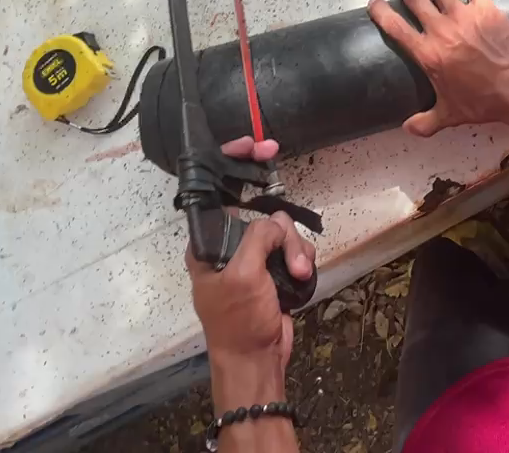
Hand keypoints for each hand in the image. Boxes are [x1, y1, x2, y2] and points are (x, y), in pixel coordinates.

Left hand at [185, 138, 315, 374]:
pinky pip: (294, 247)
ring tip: (297, 273)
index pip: (218, 192)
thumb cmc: (239, 320)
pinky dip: (301, 259)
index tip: (254, 146)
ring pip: (283, 230)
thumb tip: (275, 223)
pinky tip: (301, 277)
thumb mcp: (243, 274)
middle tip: (291, 237)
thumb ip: (258, 236)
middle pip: (261, 210)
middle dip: (281, 226)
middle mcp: (228, 246)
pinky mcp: (274, 270)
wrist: (257, 361)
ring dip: (295, 249)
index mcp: (207, 244)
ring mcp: (253, 258)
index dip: (234, 164)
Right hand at [367, 0, 508, 139]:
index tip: (374, 3)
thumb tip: (407, 128)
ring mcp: (464, 15)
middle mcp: (441, 29)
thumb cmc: (482, 101)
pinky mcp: (486, 8)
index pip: (394, 26)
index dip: (380, 11)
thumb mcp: (450, 114)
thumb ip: (426, 122)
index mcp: (427, 53)